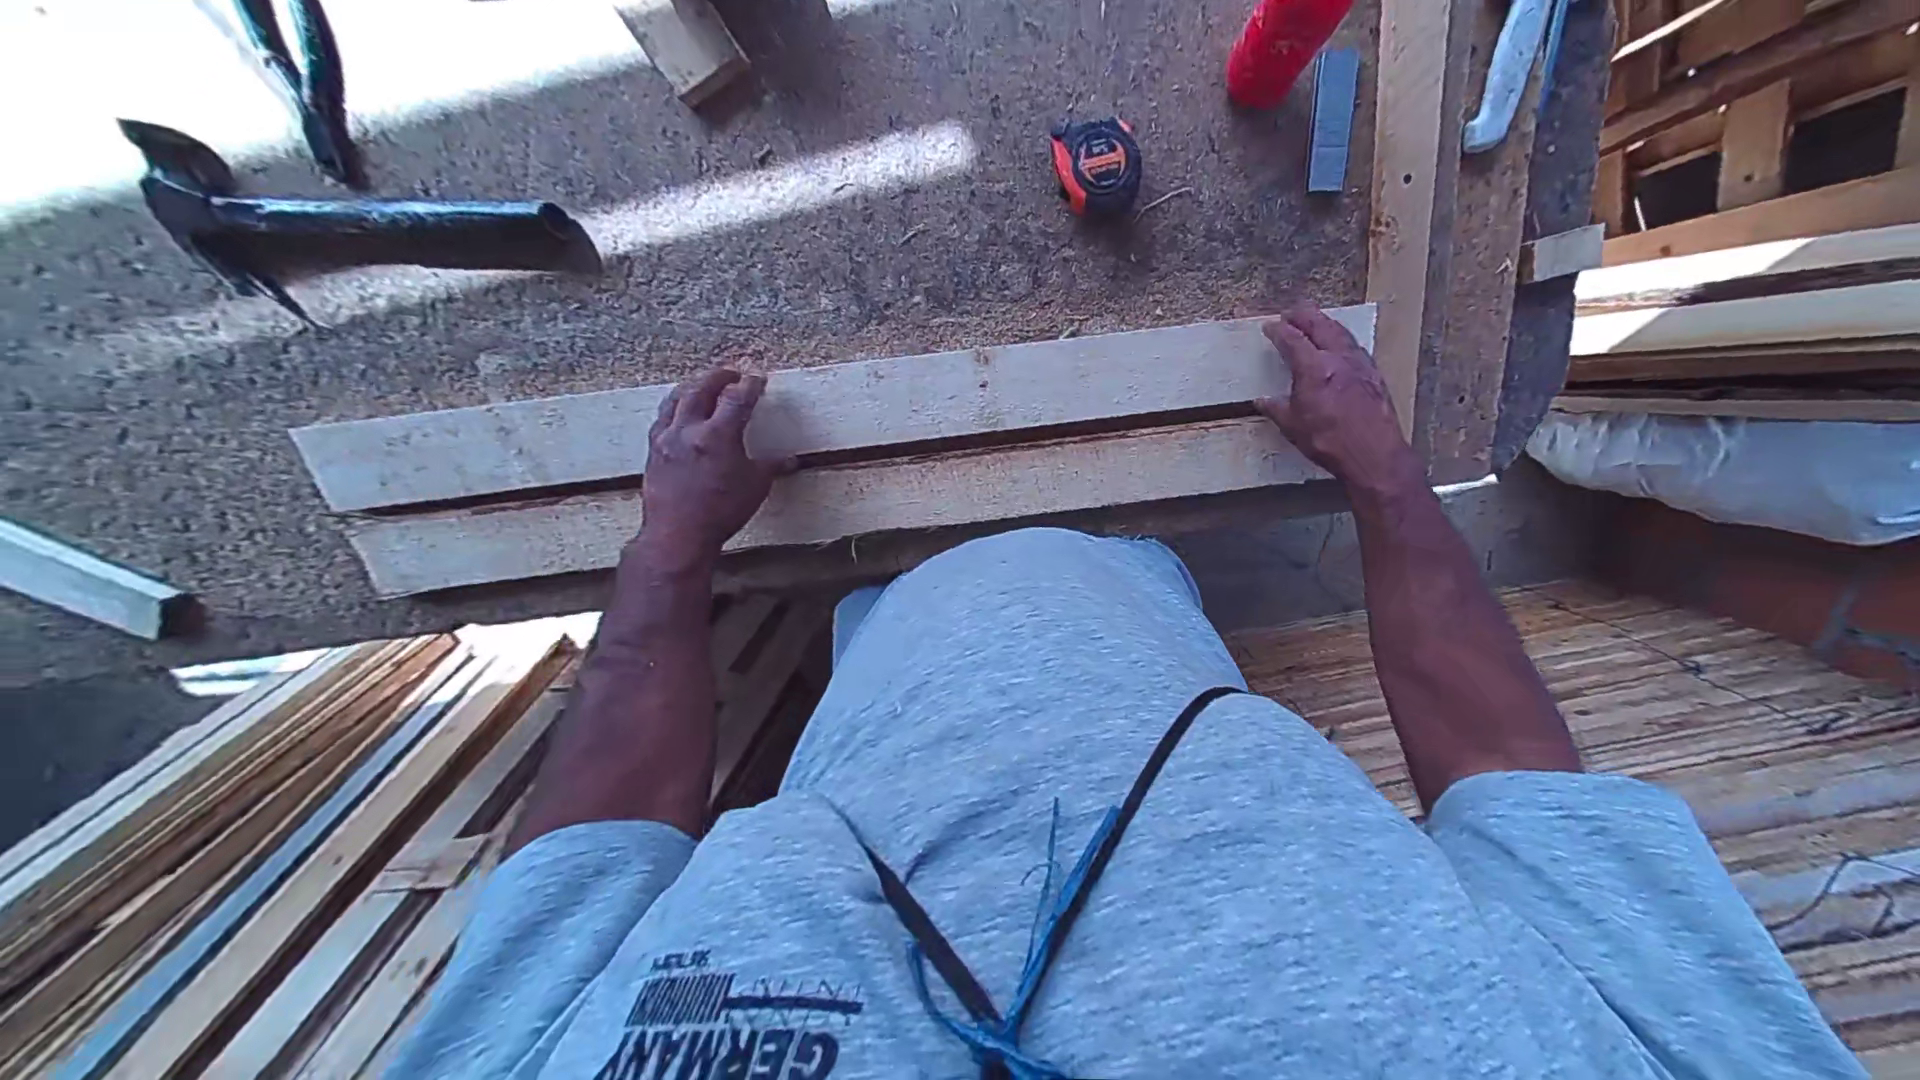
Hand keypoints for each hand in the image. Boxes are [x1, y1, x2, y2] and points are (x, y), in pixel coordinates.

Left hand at [630, 368, 793, 574]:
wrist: (679, 534)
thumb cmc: (720, 512)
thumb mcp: (755, 487)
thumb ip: (771, 467)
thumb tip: (789, 461)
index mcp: (719, 436)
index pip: (738, 398)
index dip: (751, 385)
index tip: (758, 379)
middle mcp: (689, 430)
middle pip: (702, 388)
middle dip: (719, 377)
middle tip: (731, 373)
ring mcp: (667, 438)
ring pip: (676, 398)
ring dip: (693, 386)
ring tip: (703, 384)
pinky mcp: (654, 450)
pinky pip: (662, 418)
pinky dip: (674, 407)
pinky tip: (678, 411)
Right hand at [1256, 305, 1419, 499]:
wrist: (1372, 453)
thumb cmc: (1330, 440)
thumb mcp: (1292, 426)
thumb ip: (1277, 408)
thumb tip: (1263, 401)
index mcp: (1314, 369)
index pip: (1293, 341)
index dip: (1279, 331)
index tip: (1270, 326)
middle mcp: (1338, 359)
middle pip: (1321, 327)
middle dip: (1305, 316)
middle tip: (1293, 311)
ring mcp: (1359, 365)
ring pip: (1341, 333)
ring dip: (1326, 323)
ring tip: (1316, 320)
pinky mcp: (1373, 375)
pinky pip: (1355, 347)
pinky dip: (1342, 338)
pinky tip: (1340, 344)